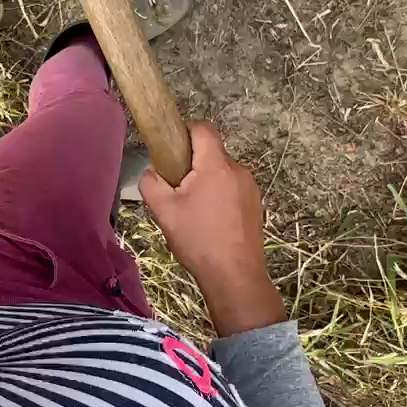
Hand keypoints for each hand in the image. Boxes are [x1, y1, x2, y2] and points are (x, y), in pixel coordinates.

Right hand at [140, 121, 286, 335]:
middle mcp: (238, 171)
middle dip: (191, 164)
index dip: (184, 131)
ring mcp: (250, 188)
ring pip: (220, 172)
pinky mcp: (254, 204)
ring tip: (192, 211)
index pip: (202, 129)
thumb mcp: (163, 211)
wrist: (235, 277)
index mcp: (216, 166)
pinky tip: (208, 222)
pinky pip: (232, 188)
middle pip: (210, 152)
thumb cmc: (199, 241)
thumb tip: (153, 172)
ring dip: (205, 182)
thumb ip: (151, 183)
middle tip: (176, 190)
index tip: (170, 150)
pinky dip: (218, 196)